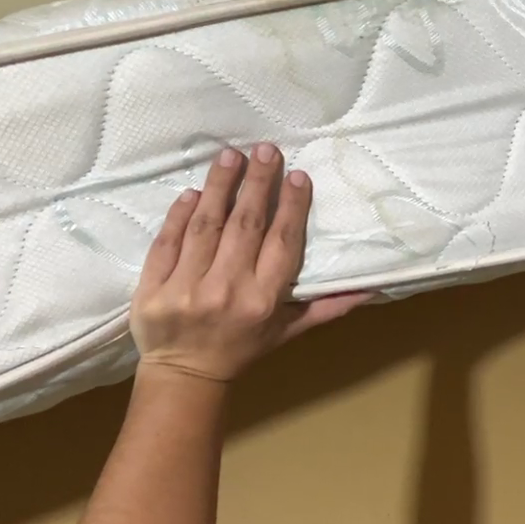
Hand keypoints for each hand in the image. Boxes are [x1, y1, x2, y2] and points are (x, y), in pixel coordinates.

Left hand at [133, 143, 367, 383]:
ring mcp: (186, 288)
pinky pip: (168, 241)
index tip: (298, 176)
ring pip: (205, 226)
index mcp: (263, 301)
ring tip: (230, 155)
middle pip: (245, 225)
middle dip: (257, 183)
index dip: (291, 207)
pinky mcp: (152, 287)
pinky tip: (193, 191)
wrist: (185, 374)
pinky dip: (179, 213)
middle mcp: (227, 291)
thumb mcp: (289, 331)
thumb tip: (372, 289)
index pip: (281, 244)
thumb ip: (327, 307)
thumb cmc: (244, 347)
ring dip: (219, 186)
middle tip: (265, 148)